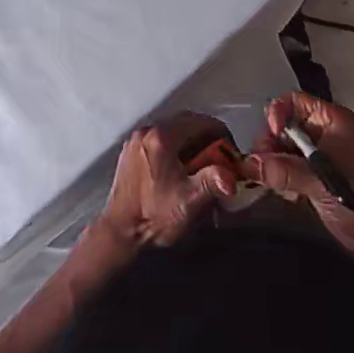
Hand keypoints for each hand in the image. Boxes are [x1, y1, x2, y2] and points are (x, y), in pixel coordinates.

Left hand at [94, 114, 238, 255]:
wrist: (121, 231)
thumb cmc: (155, 215)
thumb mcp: (190, 200)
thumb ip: (213, 182)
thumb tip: (232, 177)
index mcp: (162, 138)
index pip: (201, 122)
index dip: (222, 135)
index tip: (231, 152)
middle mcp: (147, 132)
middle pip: (186, 122)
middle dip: (207, 137)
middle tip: (220, 158)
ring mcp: (136, 140)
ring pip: (172, 129)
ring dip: (191, 141)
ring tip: (203, 164)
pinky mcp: (131, 151)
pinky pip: (159, 139)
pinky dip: (175, 146)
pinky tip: (181, 168)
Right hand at [243, 92, 353, 258]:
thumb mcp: (325, 183)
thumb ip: (285, 171)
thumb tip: (252, 164)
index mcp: (334, 122)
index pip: (294, 101)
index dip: (277, 114)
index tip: (271, 136)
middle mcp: (326, 135)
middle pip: (283, 126)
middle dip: (269, 144)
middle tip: (262, 164)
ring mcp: (320, 158)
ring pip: (282, 149)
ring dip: (271, 164)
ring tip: (269, 181)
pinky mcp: (315, 179)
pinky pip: (286, 170)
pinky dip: (278, 178)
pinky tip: (280, 192)